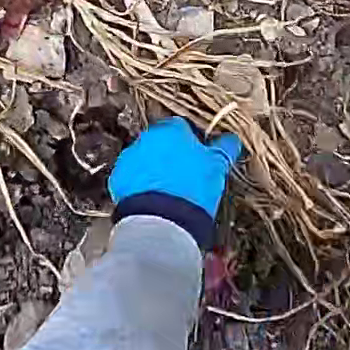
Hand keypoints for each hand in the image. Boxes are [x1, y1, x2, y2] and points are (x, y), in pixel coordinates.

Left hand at [109, 117, 242, 219]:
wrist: (162, 223)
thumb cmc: (194, 189)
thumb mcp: (217, 167)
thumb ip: (225, 148)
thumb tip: (231, 139)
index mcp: (171, 130)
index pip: (183, 126)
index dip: (193, 141)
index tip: (200, 157)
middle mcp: (147, 138)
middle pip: (162, 140)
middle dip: (172, 153)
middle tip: (185, 174)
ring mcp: (129, 158)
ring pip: (145, 157)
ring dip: (155, 167)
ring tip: (169, 189)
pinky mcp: (117, 179)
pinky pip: (131, 176)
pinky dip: (140, 183)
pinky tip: (154, 197)